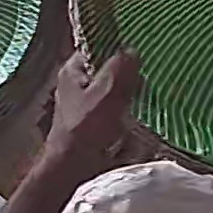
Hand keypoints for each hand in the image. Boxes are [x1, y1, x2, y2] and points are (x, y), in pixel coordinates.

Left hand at [40, 49, 141, 187]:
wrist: (72, 167)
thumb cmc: (86, 128)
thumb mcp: (106, 91)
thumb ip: (120, 66)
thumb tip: (132, 50)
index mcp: (72, 69)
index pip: (98, 45)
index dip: (118, 48)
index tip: (137, 55)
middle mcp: (75, 82)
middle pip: (107, 67)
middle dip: (126, 74)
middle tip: (140, 81)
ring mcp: (82, 101)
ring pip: (112, 87)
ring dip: (127, 92)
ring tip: (140, 97)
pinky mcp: (91, 119)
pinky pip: (112, 105)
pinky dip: (123, 108)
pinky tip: (133, 114)